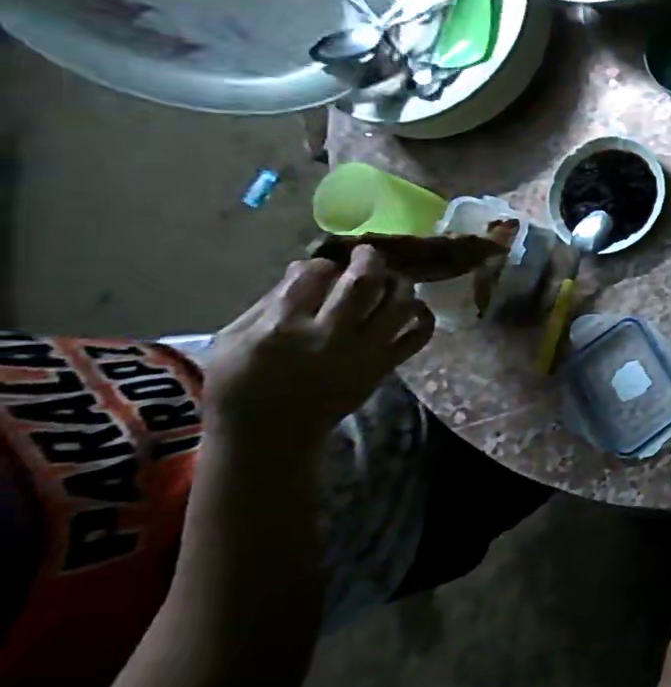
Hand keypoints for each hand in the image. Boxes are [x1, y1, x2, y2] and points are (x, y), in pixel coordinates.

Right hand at [199, 247, 434, 456]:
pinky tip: (414, 307)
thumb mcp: (232, 341)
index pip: (310, 278)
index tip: (322, 264)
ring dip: (400, 283)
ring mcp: (364, 352)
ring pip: (399, 304)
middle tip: (368, 253)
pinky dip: (423, 316)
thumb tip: (303, 268)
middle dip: (369, 259)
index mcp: (281, 329)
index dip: (319, 264)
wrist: (272, 433)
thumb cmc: (241, 385)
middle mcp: (329, 336)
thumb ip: (268, 303)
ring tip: (391, 278)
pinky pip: (419, 335)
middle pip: (363, 284)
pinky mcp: (385, 367)